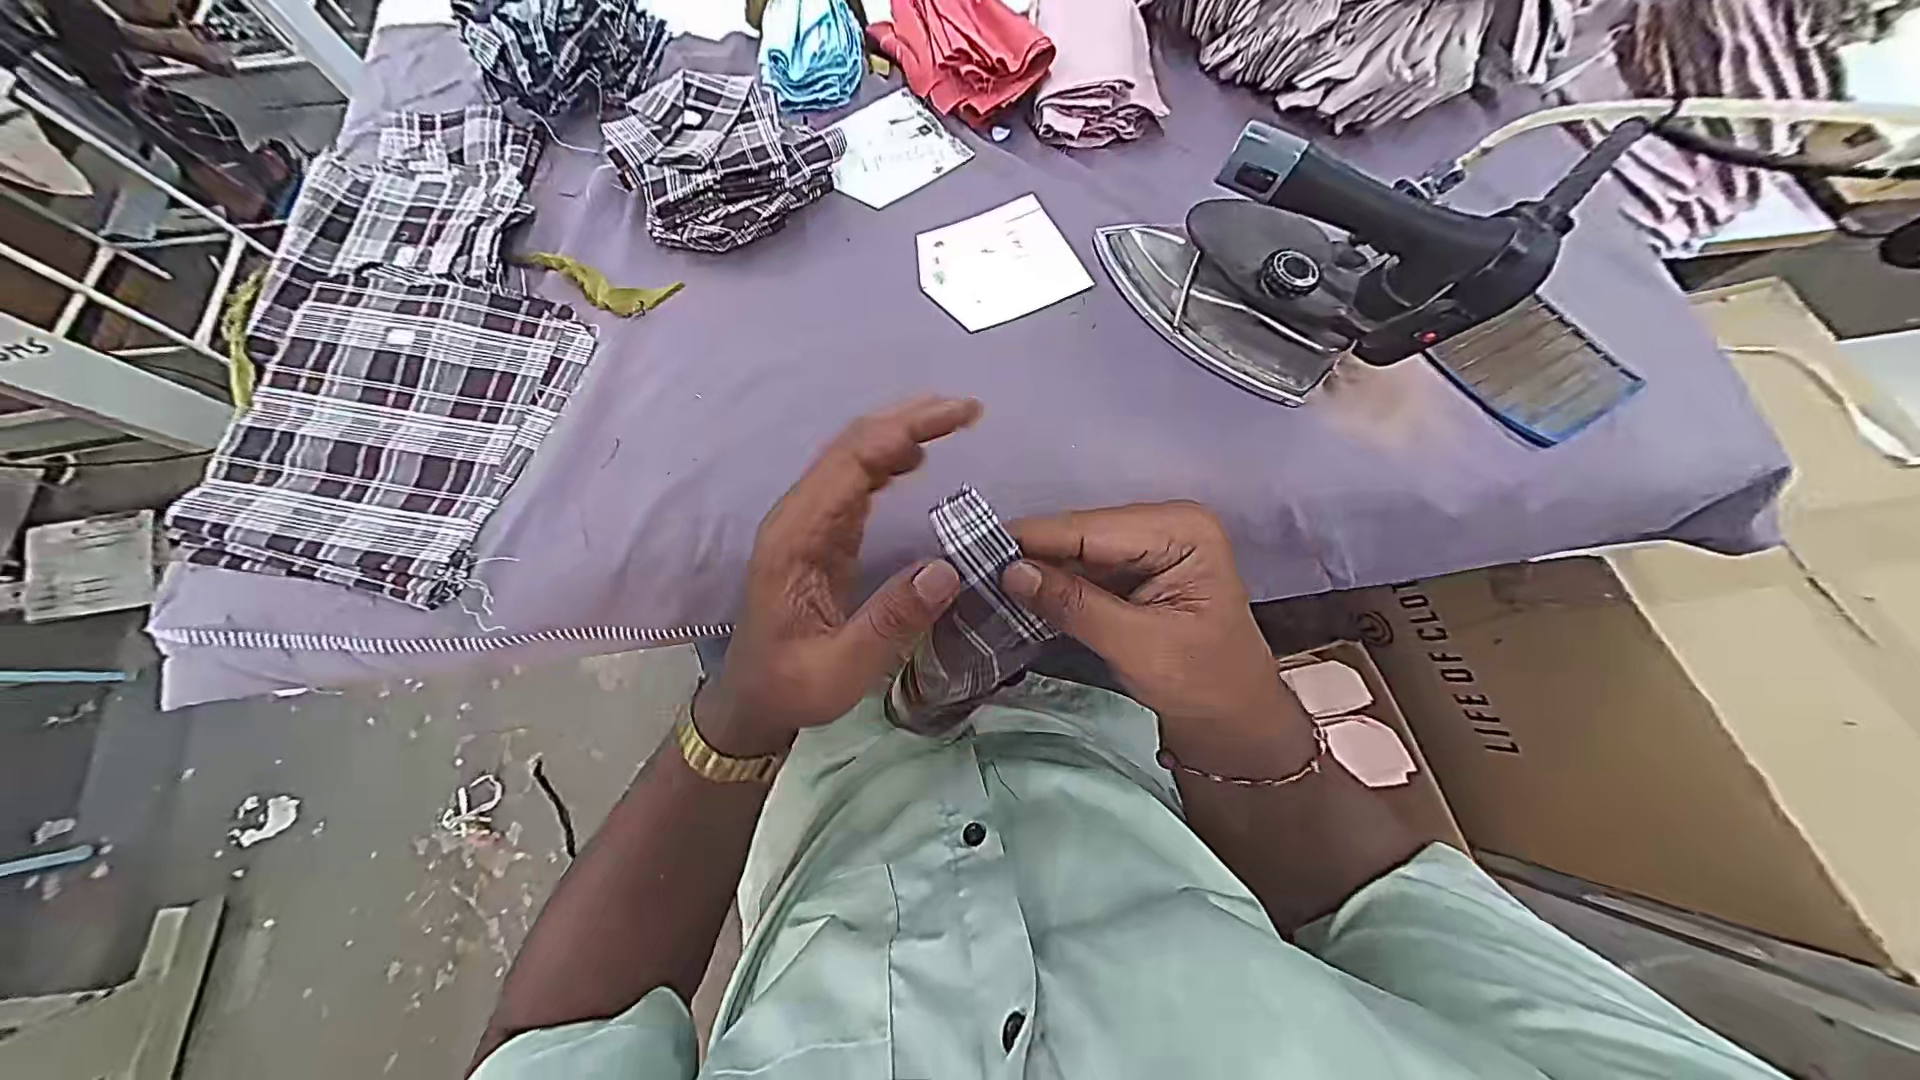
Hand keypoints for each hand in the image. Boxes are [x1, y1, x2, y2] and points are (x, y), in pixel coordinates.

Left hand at [694, 397, 981, 756]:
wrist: (752, 698)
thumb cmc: (789, 686)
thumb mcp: (841, 669)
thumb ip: (890, 622)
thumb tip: (946, 570)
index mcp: (796, 538)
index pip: (850, 464)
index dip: (902, 432)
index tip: (955, 417)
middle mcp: (798, 517)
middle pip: (851, 447)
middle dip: (907, 420)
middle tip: (965, 410)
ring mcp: (808, 523)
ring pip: (854, 458)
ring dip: (901, 434)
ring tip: (952, 422)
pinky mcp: (822, 535)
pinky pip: (856, 482)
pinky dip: (889, 462)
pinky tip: (916, 459)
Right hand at [1001, 502, 1301, 740]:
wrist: (1232, 715)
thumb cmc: (1202, 682)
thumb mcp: (1138, 645)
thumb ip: (1075, 605)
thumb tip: (1011, 572)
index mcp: (1182, 529)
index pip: (1091, 528)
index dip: (1032, 539)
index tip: (974, 548)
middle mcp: (1164, 522)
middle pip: (1079, 532)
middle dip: (1030, 553)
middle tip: (971, 568)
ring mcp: (1148, 542)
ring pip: (1074, 549)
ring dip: (1035, 566)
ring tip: (983, 577)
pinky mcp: (1133, 565)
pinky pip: (1082, 566)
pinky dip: (1052, 580)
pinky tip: (1017, 589)